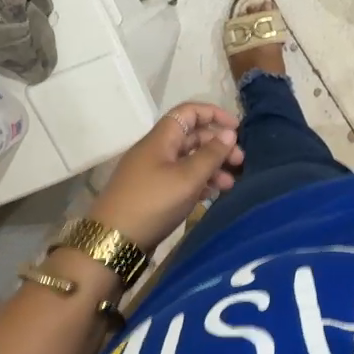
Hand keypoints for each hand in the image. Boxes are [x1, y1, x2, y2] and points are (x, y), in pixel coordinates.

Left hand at [89, 103, 244, 249]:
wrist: (113, 242)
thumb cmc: (153, 203)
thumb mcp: (187, 178)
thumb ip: (211, 154)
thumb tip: (230, 132)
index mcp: (161, 139)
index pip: (189, 112)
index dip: (214, 114)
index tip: (237, 128)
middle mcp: (156, 151)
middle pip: (192, 137)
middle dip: (218, 146)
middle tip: (240, 162)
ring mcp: (153, 172)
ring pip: (189, 160)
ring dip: (212, 167)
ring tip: (229, 185)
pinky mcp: (153, 193)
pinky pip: (181, 178)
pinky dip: (199, 182)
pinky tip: (212, 195)